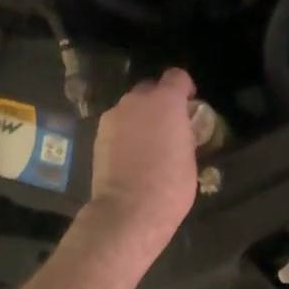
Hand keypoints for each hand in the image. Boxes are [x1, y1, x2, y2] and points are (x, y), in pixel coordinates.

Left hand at [84, 68, 198, 250]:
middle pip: (150, 90)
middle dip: (159, 103)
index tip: (188, 103)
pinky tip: (130, 155)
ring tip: (147, 144)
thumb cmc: (170, 186)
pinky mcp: (98, 135)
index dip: (184, 88)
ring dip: (140, 118)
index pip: (177, 77)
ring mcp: (113, 117)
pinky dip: (125, 133)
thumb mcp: (190, 158)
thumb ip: (185, 134)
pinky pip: (117, 125)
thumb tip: (180, 130)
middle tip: (167, 127)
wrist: (129, 210)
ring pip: (131, 108)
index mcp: (166, 102)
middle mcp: (136, 101)